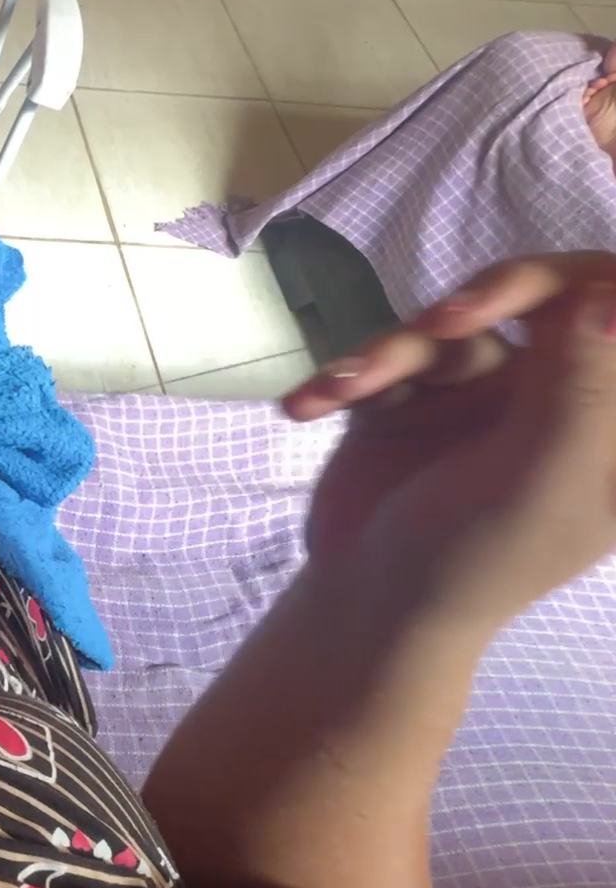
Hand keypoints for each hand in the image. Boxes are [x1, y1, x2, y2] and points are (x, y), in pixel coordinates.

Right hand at [282, 252, 615, 630]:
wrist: (368, 600)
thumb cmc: (476, 557)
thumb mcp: (542, 482)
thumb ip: (583, 393)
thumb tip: (604, 293)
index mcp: (612, 411)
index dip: (592, 286)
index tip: (541, 305)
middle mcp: (552, 390)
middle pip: (537, 298)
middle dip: (481, 301)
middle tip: (437, 324)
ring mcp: (470, 397)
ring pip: (437, 335)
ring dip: (376, 359)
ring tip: (329, 394)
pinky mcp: (397, 408)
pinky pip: (372, 370)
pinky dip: (334, 385)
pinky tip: (303, 407)